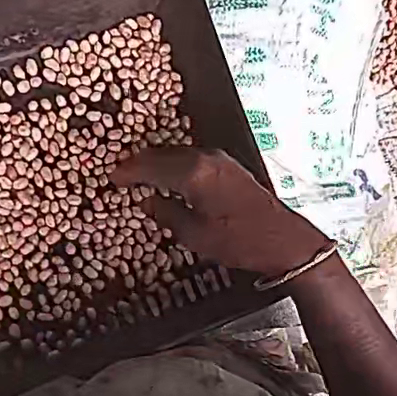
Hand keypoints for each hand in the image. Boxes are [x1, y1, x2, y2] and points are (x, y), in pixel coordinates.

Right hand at [110, 147, 329, 277]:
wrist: (282, 240)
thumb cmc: (240, 241)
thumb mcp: (195, 236)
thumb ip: (166, 215)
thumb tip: (147, 202)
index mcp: (193, 174)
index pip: (149, 166)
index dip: (128, 172)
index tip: (113, 178)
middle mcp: (206, 159)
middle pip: (162, 154)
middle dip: (140, 163)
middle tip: (123, 175)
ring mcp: (220, 160)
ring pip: (178, 153)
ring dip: (158, 162)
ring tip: (141, 176)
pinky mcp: (230, 167)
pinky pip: (193, 158)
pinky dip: (176, 165)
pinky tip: (170, 178)